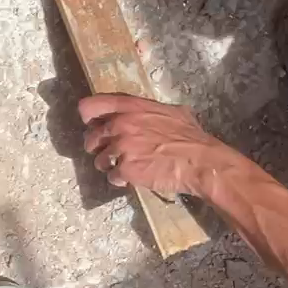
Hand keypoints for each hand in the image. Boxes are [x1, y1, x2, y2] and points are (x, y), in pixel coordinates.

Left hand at [79, 94, 249, 197]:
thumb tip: (143, 112)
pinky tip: (132, 178)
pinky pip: (112, 177)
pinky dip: (120, 179)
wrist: (199, 161)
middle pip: (90, 137)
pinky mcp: (125, 169)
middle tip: (110, 153)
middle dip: (98, 147)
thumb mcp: (171, 112)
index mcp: (130, 107)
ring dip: (108, 165)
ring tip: (124, 167)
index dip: (88, 117)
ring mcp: (121, 148)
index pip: (90, 107)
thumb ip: (148, 110)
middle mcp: (121, 125)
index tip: (92, 124)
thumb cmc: (190, 136)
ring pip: (98, 160)